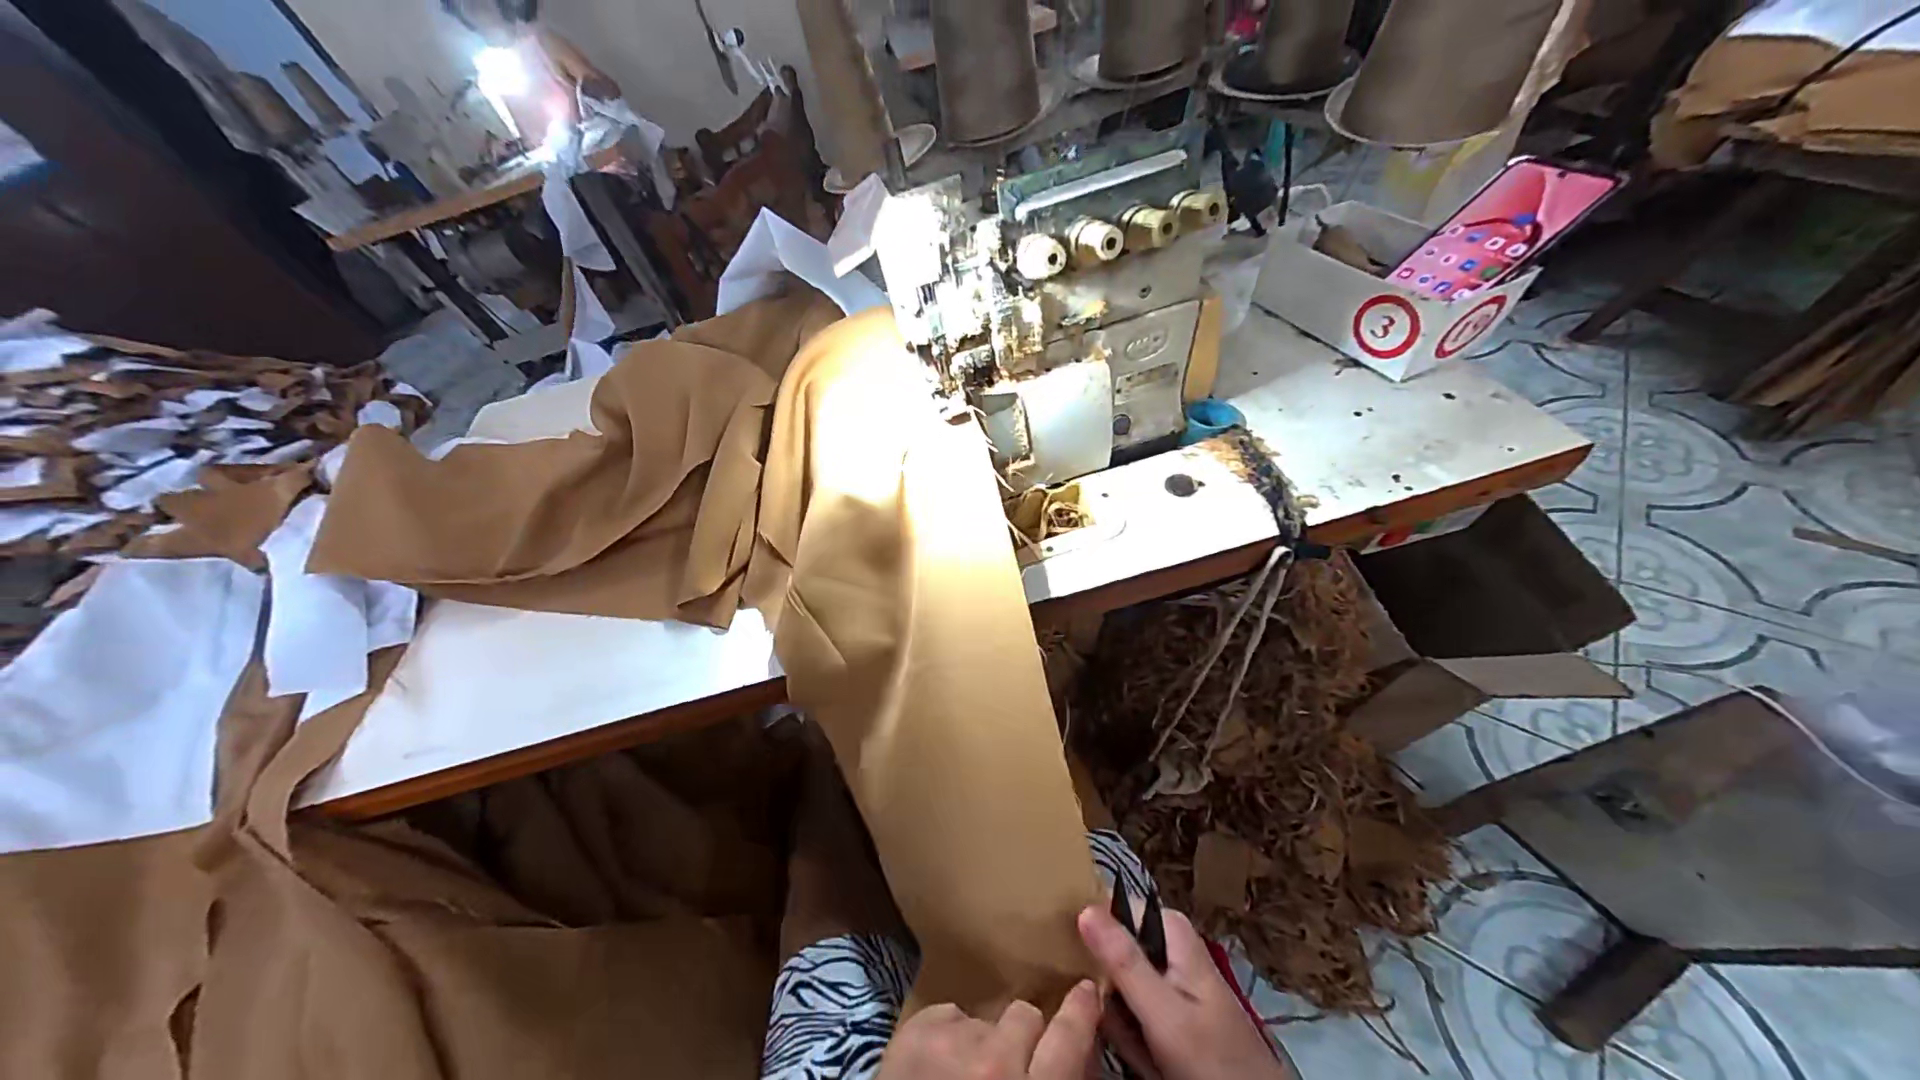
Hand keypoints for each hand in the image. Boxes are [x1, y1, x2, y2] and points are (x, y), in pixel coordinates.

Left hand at [879, 979, 1101, 1079]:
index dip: (1081, 1011)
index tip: (1087, 989)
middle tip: (1008, 1059)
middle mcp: (999, 1062)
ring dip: (980, 1041)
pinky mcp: (918, 1030)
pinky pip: (948, 1014)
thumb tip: (1074, 1059)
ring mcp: (956, 1042)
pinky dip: (946, 1037)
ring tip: (961, 1073)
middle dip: (1021, 1035)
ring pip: (984, 1018)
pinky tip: (933, 1069)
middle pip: (1026, 1016)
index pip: (1069, 1039)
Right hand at [1077, 904, 1290, 1079]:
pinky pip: (1131, 1015)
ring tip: (1144, 1051)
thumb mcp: (1163, 1012)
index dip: (1096, 932)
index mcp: (1172, 931)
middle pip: (1114, 951)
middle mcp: (1170, 948)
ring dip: (1121, 1020)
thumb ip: (1123, 960)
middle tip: (1125, 1024)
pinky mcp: (1169, 1015)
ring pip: (1118, 986)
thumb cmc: (1213, 1060)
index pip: (1116, 908)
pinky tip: (1149, 1060)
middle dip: (1111, 989)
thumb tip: (1083, 907)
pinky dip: (1134, 1037)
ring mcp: (1169, 983)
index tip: (1083, 962)